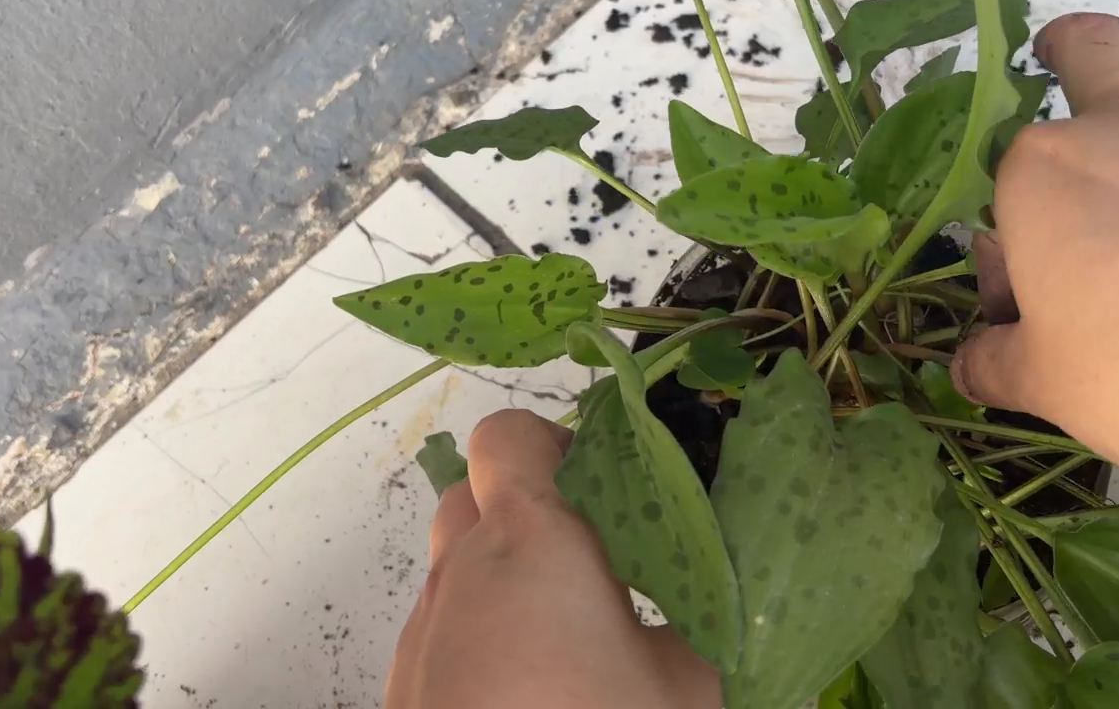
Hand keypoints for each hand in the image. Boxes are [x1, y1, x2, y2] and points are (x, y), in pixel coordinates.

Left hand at [385, 409, 719, 708]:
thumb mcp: (687, 690)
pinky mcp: (400, 686)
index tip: (597, 486)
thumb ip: (703, 627)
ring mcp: (422, 630)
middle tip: (585, 562)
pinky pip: (437, 624)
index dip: (549, 443)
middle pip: (473, 494)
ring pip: (453, 562)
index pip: (509, 435)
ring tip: (557, 636)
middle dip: (522, 507)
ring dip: (496, 571)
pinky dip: (473, 628)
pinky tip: (518, 691)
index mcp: (530, 537)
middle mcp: (462, 568)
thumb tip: (717, 606)